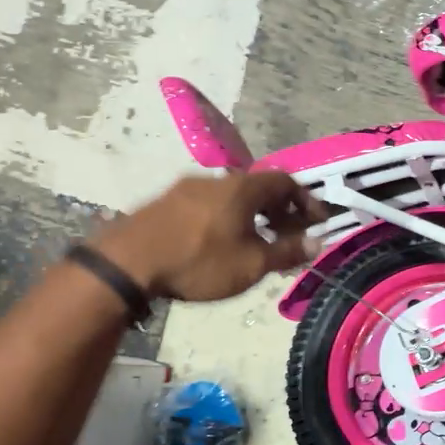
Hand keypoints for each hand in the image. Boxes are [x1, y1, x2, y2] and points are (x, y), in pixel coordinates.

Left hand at [95, 172, 325, 301]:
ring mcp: (186, 190)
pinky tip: (225, 244)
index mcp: (241, 188)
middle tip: (290, 236)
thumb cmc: (200, 261)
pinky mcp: (166, 204)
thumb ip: (286, 251)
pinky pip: (209, 206)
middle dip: (280, 210)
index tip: (317, 222)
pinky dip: (228, 220)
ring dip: (252, 217)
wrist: (127, 264)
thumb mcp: (252, 263)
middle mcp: (215, 180)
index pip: (285, 181)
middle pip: (258, 188)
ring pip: (232, 198)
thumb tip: (315, 242)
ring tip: (258, 243)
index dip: (306, 200)